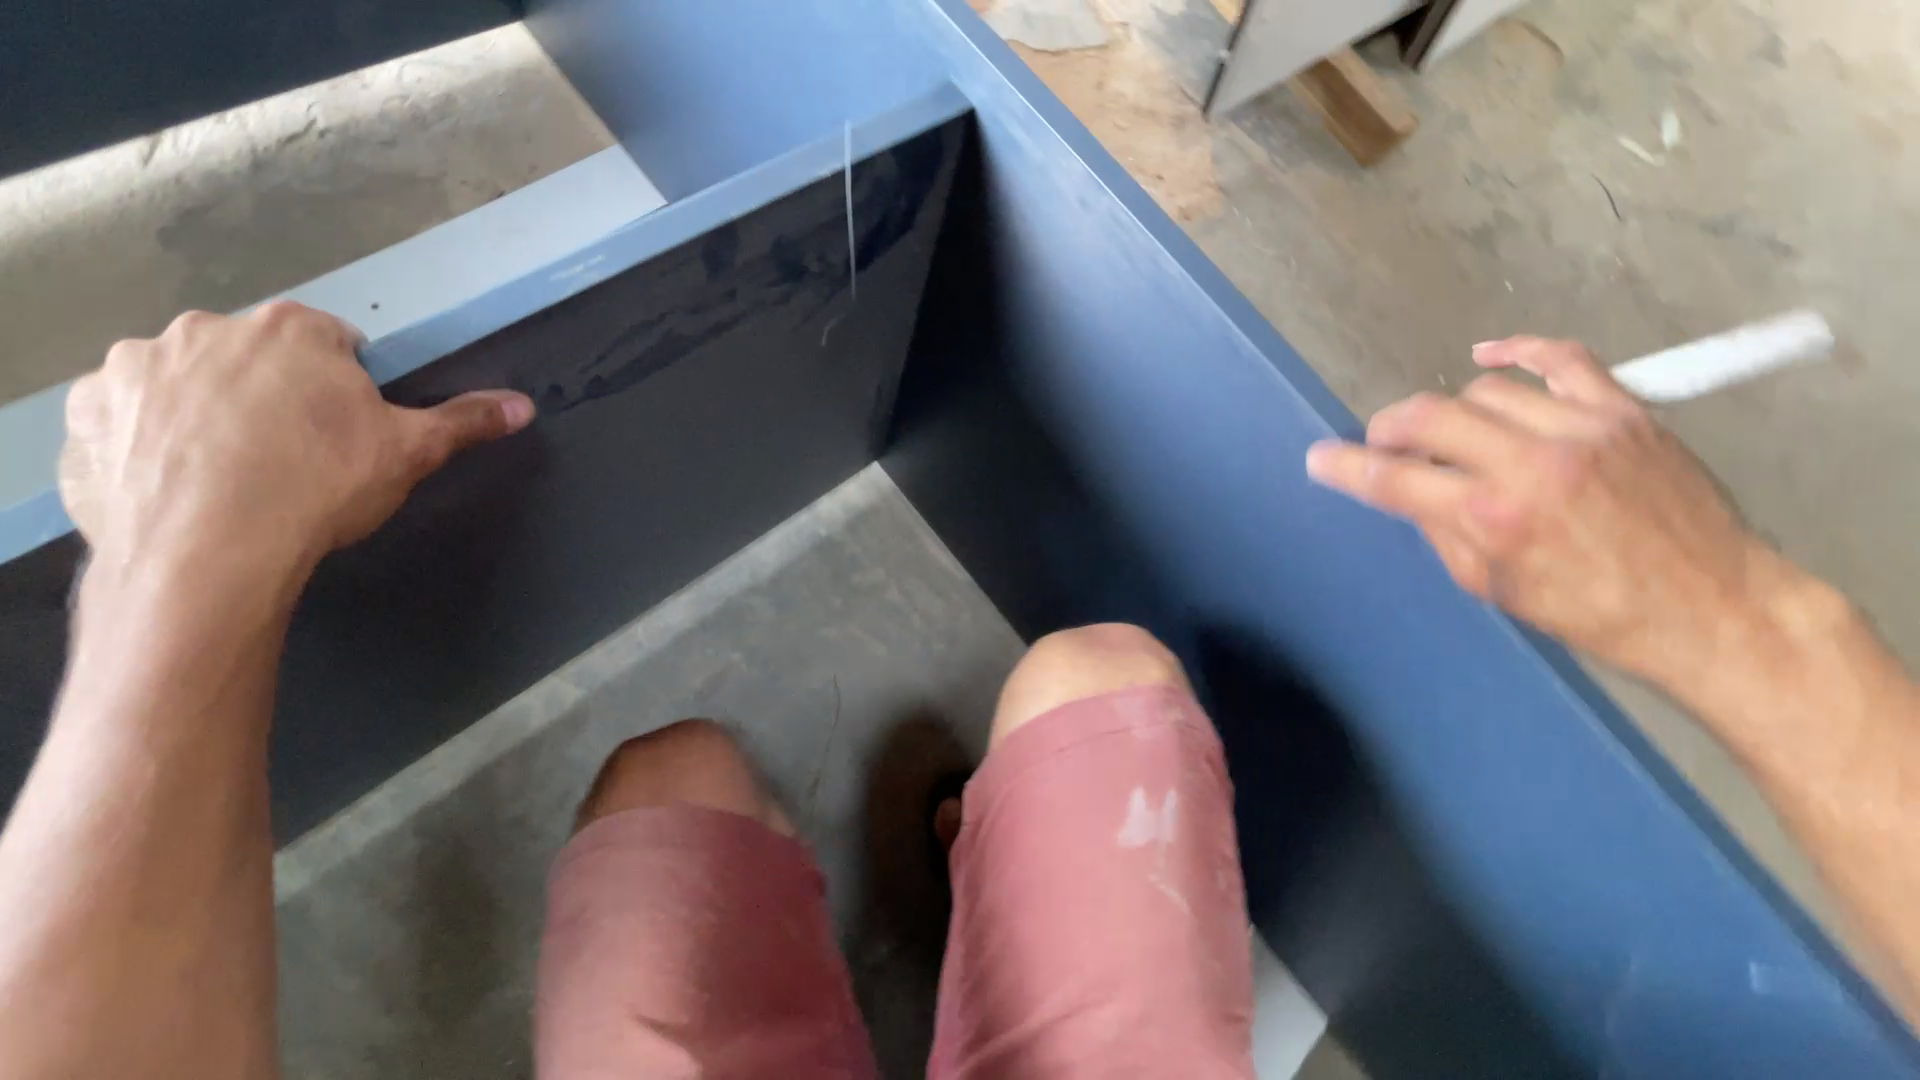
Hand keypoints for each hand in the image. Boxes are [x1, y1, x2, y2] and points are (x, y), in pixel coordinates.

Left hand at [60, 302, 533, 586]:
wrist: (208, 552)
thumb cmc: (321, 486)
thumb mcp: (410, 453)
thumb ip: (465, 421)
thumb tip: (524, 406)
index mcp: (292, 330)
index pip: (332, 342)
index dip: (348, 386)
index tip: (349, 429)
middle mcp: (205, 330)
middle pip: (259, 356)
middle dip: (278, 393)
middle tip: (298, 454)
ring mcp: (135, 368)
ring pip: (192, 383)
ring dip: (213, 412)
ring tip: (237, 474)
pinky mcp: (86, 414)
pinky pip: (133, 418)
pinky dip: (156, 441)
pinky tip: (184, 484)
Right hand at [1305, 336, 1791, 682]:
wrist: (1712, 604)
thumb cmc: (1592, 612)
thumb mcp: (1495, 587)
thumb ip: (1442, 532)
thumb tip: (1409, 491)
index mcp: (1491, 518)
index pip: (1392, 479)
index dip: (1344, 466)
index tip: (1319, 458)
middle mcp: (1528, 463)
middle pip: (1427, 417)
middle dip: (1389, 428)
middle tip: (1384, 443)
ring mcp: (1580, 428)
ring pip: (1483, 390)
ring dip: (1452, 411)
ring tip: (1454, 432)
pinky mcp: (1624, 410)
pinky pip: (1561, 357)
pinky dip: (1518, 350)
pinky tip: (1489, 353)